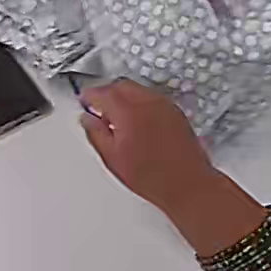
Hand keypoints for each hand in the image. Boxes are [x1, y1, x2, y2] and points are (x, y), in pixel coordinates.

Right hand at [79, 80, 267, 263]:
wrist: (187, 184)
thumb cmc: (154, 176)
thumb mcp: (112, 158)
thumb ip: (96, 134)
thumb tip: (87, 120)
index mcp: (129, 112)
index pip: (103, 93)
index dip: (89, 96)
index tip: (84, 101)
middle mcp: (148, 103)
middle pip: (121, 86)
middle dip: (107, 93)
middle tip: (97, 108)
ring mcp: (165, 106)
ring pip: (138, 90)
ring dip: (123, 97)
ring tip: (116, 119)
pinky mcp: (176, 112)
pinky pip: (152, 98)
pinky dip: (139, 103)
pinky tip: (136, 122)